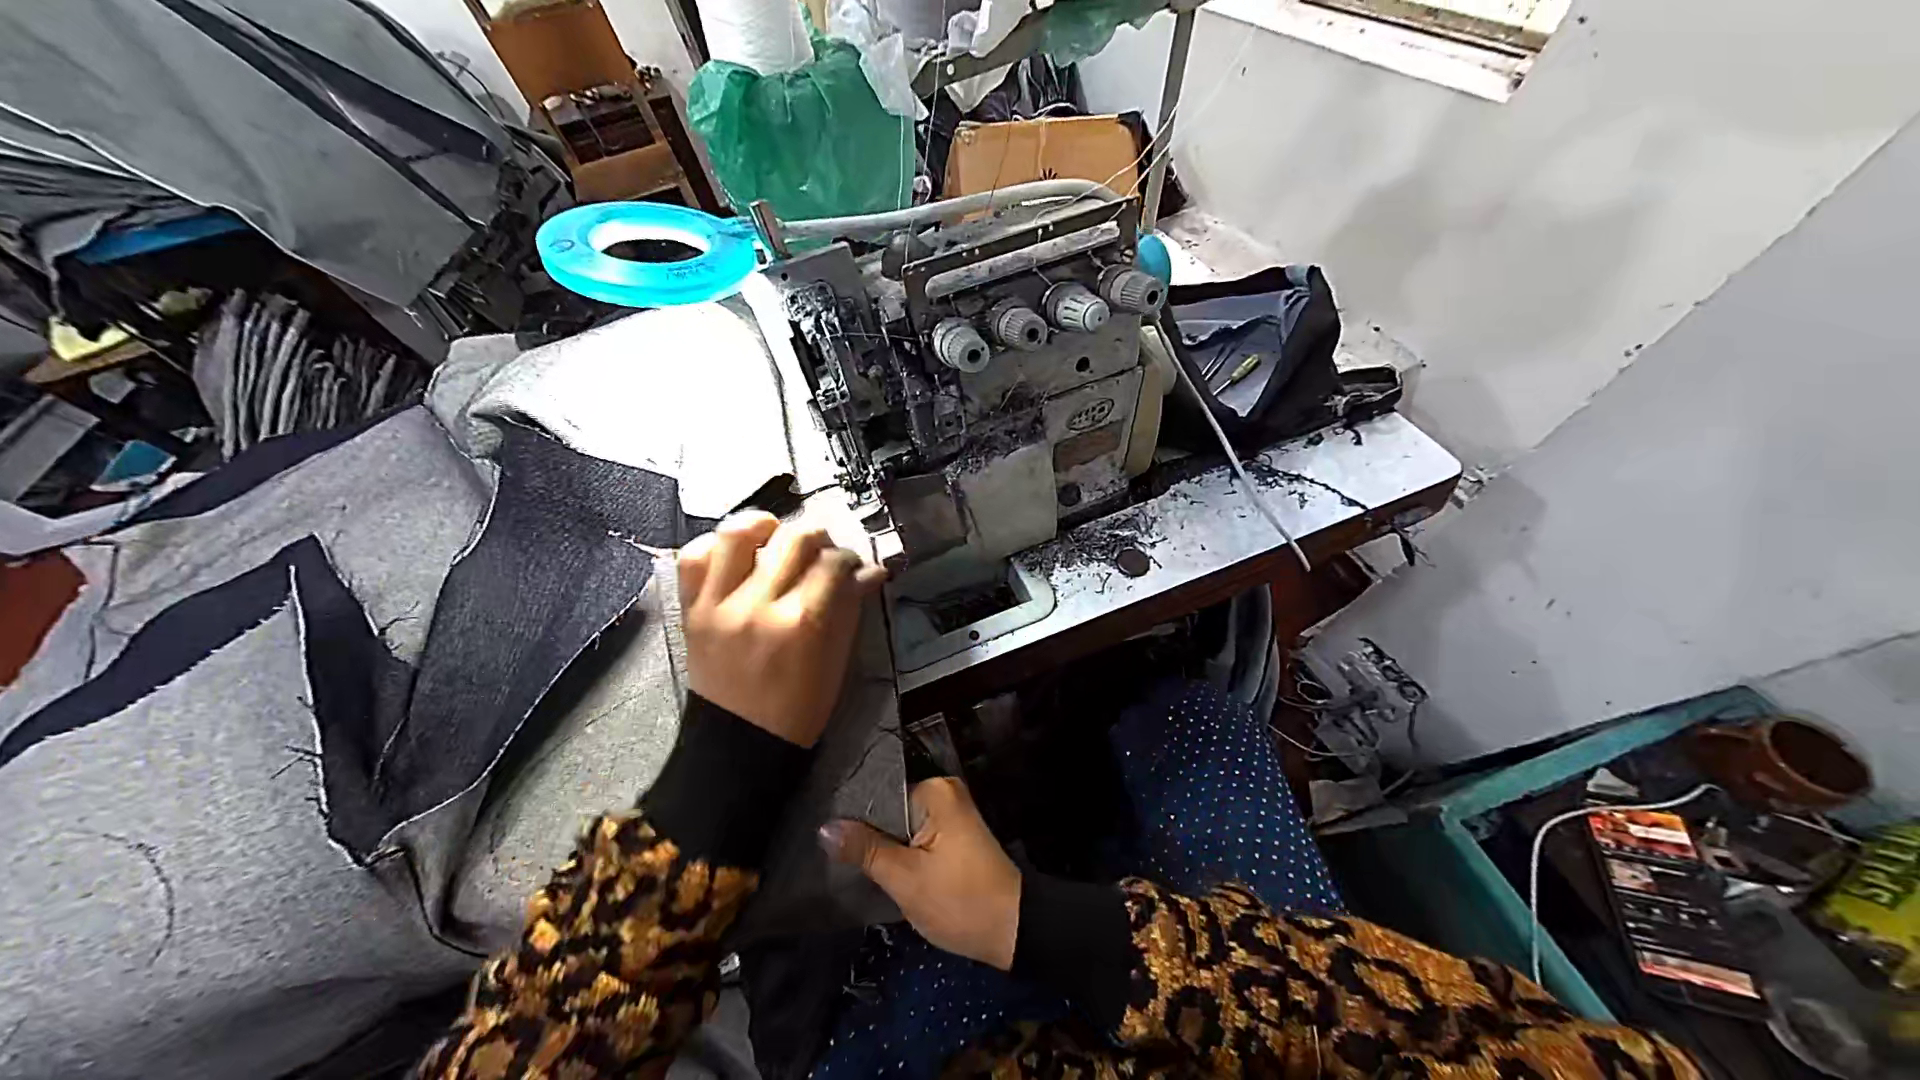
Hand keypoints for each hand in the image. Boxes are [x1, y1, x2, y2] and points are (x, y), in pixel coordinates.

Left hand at [677, 511, 886, 747]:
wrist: (739, 742)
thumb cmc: (798, 709)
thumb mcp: (836, 662)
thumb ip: (850, 609)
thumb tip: (870, 571)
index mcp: (802, 624)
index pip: (833, 563)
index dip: (849, 558)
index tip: (850, 567)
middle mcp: (758, 607)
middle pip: (794, 539)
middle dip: (818, 539)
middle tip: (821, 554)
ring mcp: (719, 605)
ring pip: (739, 533)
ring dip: (765, 526)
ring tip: (775, 537)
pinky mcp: (691, 610)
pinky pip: (694, 557)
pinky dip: (716, 545)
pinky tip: (736, 553)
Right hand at [821, 777, 1020, 969]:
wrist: (1013, 930)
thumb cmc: (960, 901)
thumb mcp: (905, 879)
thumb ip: (864, 849)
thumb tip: (824, 828)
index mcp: (935, 790)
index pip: (879, 795)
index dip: (852, 819)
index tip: (825, 837)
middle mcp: (944, 792)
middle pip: (889, 810)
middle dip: (866, 834)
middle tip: (830, 853)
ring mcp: (950, 813)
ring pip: (900, 826)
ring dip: (881, 846)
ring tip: (845, 861)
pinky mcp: (952, 834)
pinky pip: (914, 836)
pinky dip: (898, 852)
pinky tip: (875, 868)